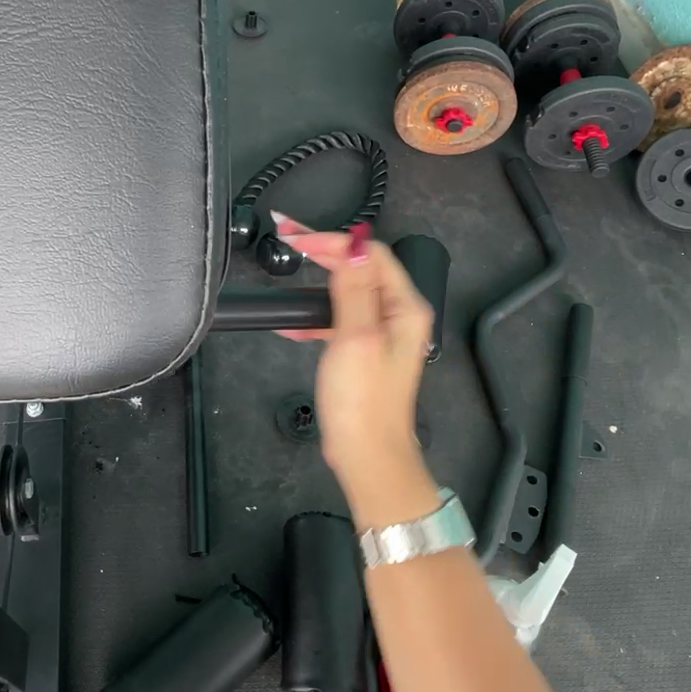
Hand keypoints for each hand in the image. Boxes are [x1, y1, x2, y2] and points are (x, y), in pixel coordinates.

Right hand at [270, 216, 433, 483]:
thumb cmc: (362, 401)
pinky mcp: (363, 352)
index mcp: (404, 307)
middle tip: (286, 236)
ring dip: (316, 281)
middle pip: (360, 268)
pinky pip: (338, 320)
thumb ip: (354, 288)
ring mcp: (380, 334)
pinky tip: (291, 324)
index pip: (370, 254)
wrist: (366, 455)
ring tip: (286, 269)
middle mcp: (397, 315)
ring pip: (346, 291)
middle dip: (323, 250)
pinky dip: (314, 316)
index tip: (295, 237)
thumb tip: (355, 243)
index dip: (333, 240)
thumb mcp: (355, 338)